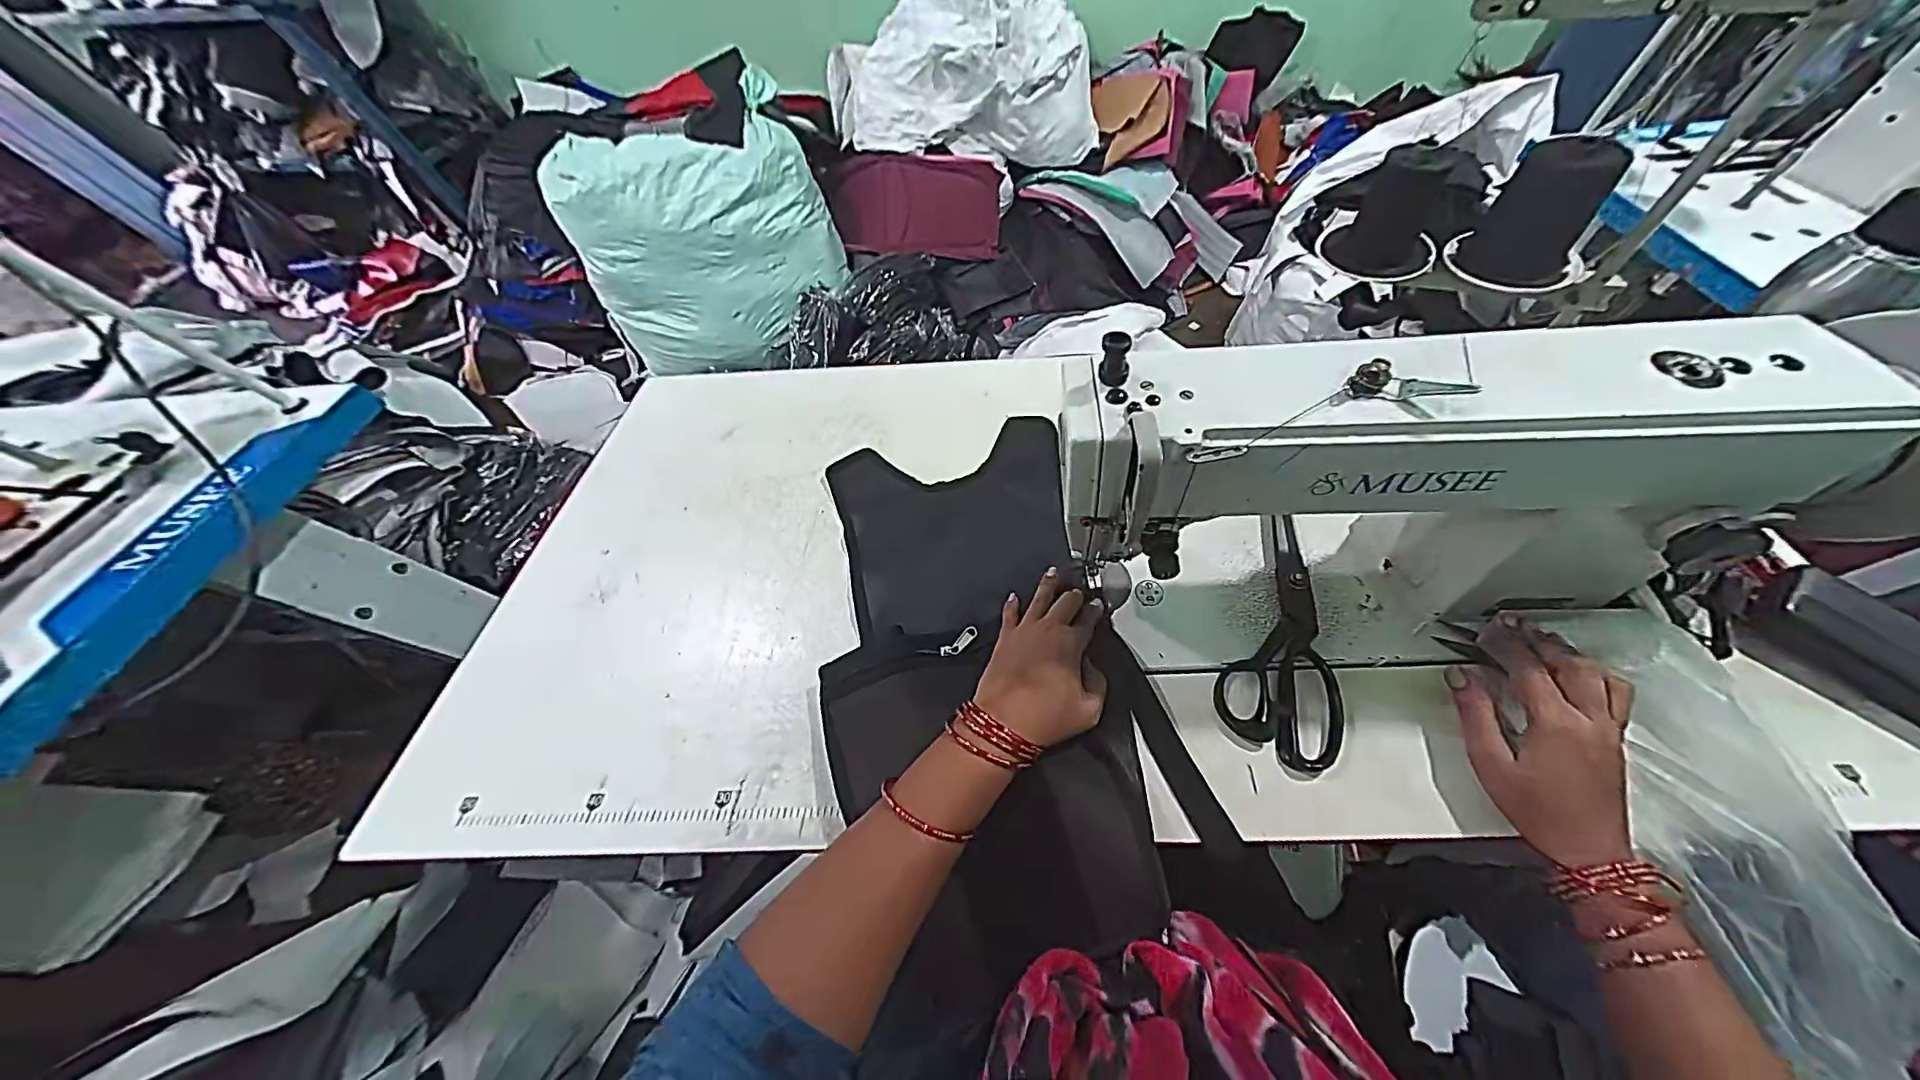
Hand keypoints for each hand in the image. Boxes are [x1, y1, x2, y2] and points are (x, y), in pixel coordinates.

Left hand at [972, 568, 1106, 747]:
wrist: (1002, 722)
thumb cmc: (1043, 716)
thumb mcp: (1089, 709)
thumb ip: (1098, 684)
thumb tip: (1093, 671)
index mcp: (1071, 644)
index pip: (1089, 619)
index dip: (1096, 611)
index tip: (1099, 606)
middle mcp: (1047, 631)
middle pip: (1066, 602)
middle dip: (1075, 594)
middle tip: (1080, 589)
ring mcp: (1023, 632)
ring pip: (1038, 598)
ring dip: (1048, 585)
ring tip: (1054, 574)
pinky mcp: (1004, 639)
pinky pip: (1009, 614)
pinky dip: (1013, 603)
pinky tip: (1014, 597)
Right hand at [1447, 616, 1636, 867]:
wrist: (1587, 849)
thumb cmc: (1537, 811)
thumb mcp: (1490, 763)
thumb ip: (1475, 715)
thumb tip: (1462, 678)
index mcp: (1557, 724)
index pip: (1529, 669)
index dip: (1505, 645)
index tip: (1486, 632)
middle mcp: (1590, 721)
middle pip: (1569, 663)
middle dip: (1538, 639)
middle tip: (1513, 625)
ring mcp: (1609, 730)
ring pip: (1598, 674)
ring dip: (1568, 652)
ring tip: (1544, 641)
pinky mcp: (1616, 740)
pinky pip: (1615, 692)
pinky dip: (1594, 672)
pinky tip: (1579, 673)